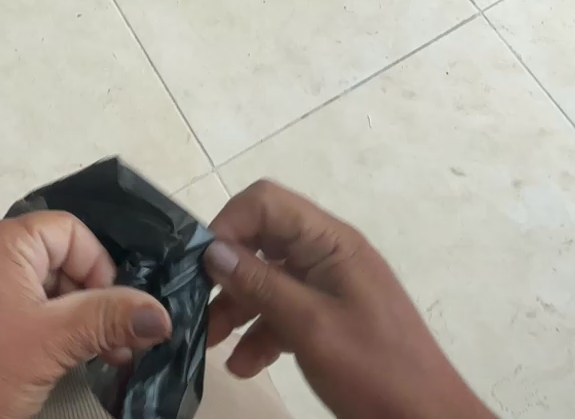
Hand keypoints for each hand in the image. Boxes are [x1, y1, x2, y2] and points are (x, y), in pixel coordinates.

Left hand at [0, 212, 172, 418]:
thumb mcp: (54, 341)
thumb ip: (109, 318)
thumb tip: (162, 313)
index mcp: (1, 239)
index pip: (70, 231)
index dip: (100, 267)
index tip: (115, 313)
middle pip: (59, 255)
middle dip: (92, 297)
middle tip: (116, 345)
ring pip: (44, 282)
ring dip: (75, 316)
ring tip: (100, 356)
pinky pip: (23, 300)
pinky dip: (49, 324)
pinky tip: (68, 356)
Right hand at [204, 180, 495, 418]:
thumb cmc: (376, 372)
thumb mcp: (310, 327)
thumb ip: (260, 284)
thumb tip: (211, 249)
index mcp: (330, 242)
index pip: (266, 202)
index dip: (230, 223)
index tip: (204, 263)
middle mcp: (328, 254)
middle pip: (263, 239)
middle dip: (227, 270)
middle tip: (198, 302)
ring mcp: (330, 286)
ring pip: (268, 277)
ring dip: (238, 305)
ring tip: (209, 339)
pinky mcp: (332, 317)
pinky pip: (285, 309)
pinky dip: (261, 331)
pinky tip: (243, 363)